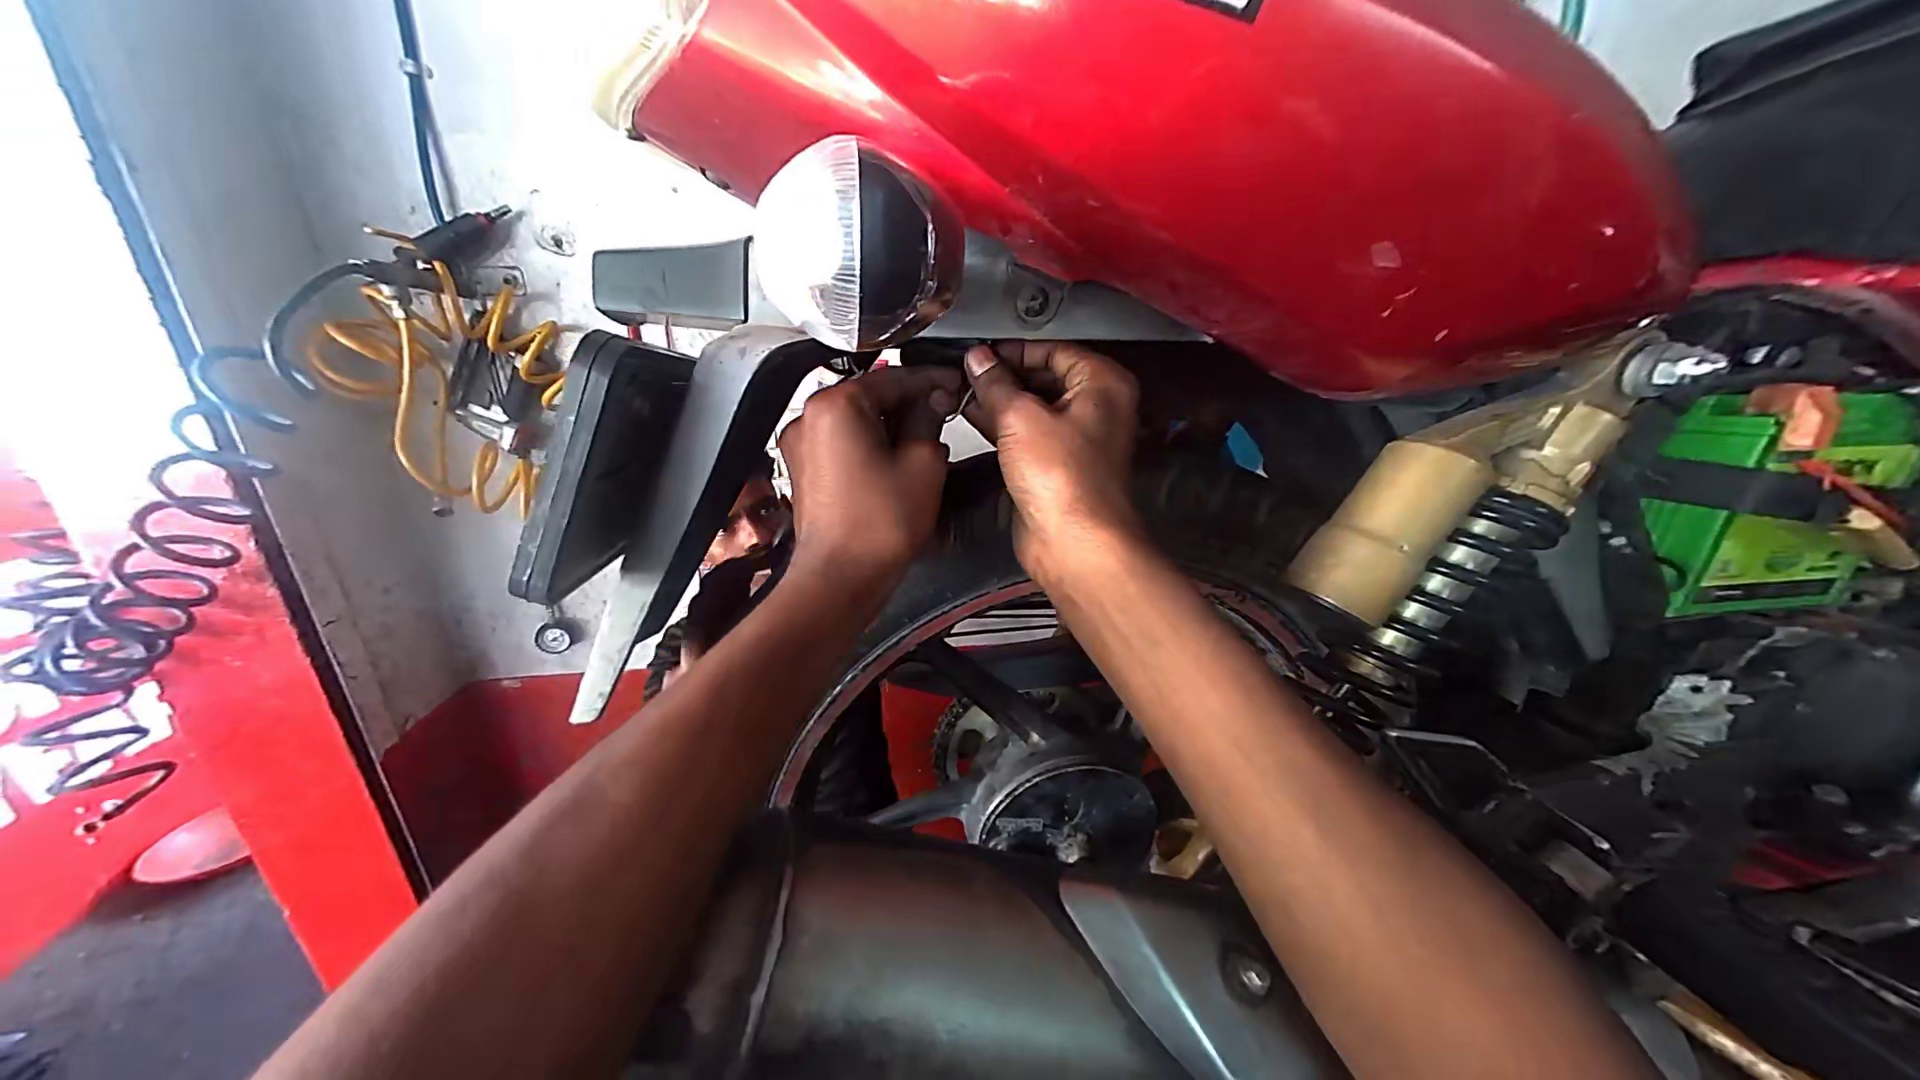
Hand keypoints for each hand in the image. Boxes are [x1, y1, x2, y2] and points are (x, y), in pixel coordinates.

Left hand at [777, 365, 962, 596]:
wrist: (842, 577)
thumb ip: (929, 419)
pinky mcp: (807, 472)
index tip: (952, 384)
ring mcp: (804, 448)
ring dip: (893, 428)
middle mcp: (810, 421)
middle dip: (910, 406)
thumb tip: (933, 400)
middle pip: (871, 397)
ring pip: (858, 422)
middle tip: (944, 414)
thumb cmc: (874, 529)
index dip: (931, 380)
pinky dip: (873, 448)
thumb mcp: (923, 463)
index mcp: (836, 407)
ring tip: (926, 447)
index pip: (893, 377)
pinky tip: (901, 465)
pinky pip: (845, 446)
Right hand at [961, 342, 1141, 582]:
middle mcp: (1096, 410)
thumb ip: (996, 384)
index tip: (983, 352)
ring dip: (999, 400)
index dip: (1015, 349)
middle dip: (1004, 375)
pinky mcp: (1056, 466)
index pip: (1054, 349)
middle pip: (1044, 377)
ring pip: (1033, 407)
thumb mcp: (1021, 418)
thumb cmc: (1069, 485)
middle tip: (970, 371)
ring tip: (964, 390)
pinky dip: (1002, 426)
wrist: (1072, 542)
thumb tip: (980, 361)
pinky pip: (1027, 435)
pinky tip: (974, 417)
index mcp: (1104, 385)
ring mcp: (1076, 440)